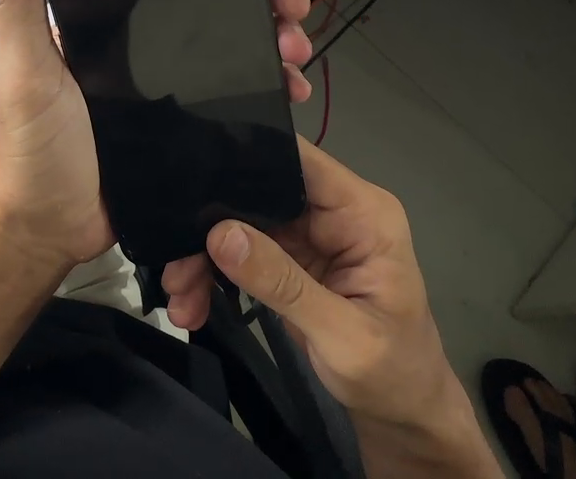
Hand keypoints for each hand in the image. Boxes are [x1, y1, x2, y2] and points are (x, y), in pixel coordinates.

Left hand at [0, 0, 315, 273]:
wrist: (51, 228)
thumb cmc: (33, 144)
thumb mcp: (24, 62)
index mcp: (105, 21)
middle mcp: (139, 44)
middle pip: (215, 1)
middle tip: (290, 1)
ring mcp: (166, 84)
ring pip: (235, 43)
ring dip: (274, 34)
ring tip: (294, 46)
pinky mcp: (186, 124)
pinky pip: (236, 92)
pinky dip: (268, 83)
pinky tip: (290, 85)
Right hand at [159, 137, 454, 428]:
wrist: (403, 419)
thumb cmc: (394, 375)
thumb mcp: (342, 336)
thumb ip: (283, 283)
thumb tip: (220, 233)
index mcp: (361, 211)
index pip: (297, 159)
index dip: (245, 155)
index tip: (190, 174)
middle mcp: (331, 211)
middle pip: (255, 190)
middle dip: (210, 224)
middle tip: (173, 263)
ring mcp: (307, 234)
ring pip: (237, 221)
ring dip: (203, 256)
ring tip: (179, 295)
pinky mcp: (287, 258)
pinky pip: (237, 251)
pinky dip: (211, 274)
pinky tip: (191, 304)